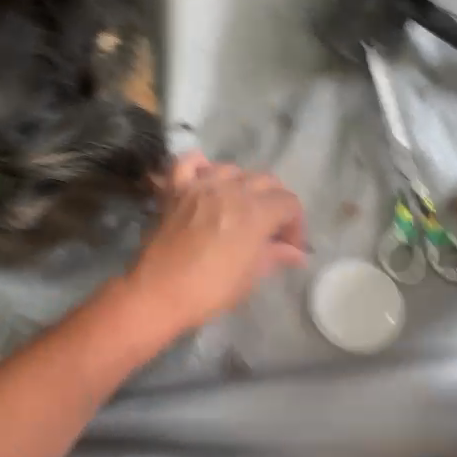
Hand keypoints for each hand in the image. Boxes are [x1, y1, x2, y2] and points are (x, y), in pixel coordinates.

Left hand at [122, 153, 306, 332]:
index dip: (295, 224)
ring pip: (232, 170)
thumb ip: (275, 255)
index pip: (288, 203)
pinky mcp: (175, 190)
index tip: (290, 246)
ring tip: (240, 207)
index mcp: (255, 212)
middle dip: (275, 202)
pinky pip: (188, 163)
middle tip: (270, 228)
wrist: (159, 293)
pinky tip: (206, 179)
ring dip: (242, 184)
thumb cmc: (211, 290)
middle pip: (265, 181)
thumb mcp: (250, 276)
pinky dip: (200, 165)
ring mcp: (200, 186)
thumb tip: (297, 253)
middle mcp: (230, 190)